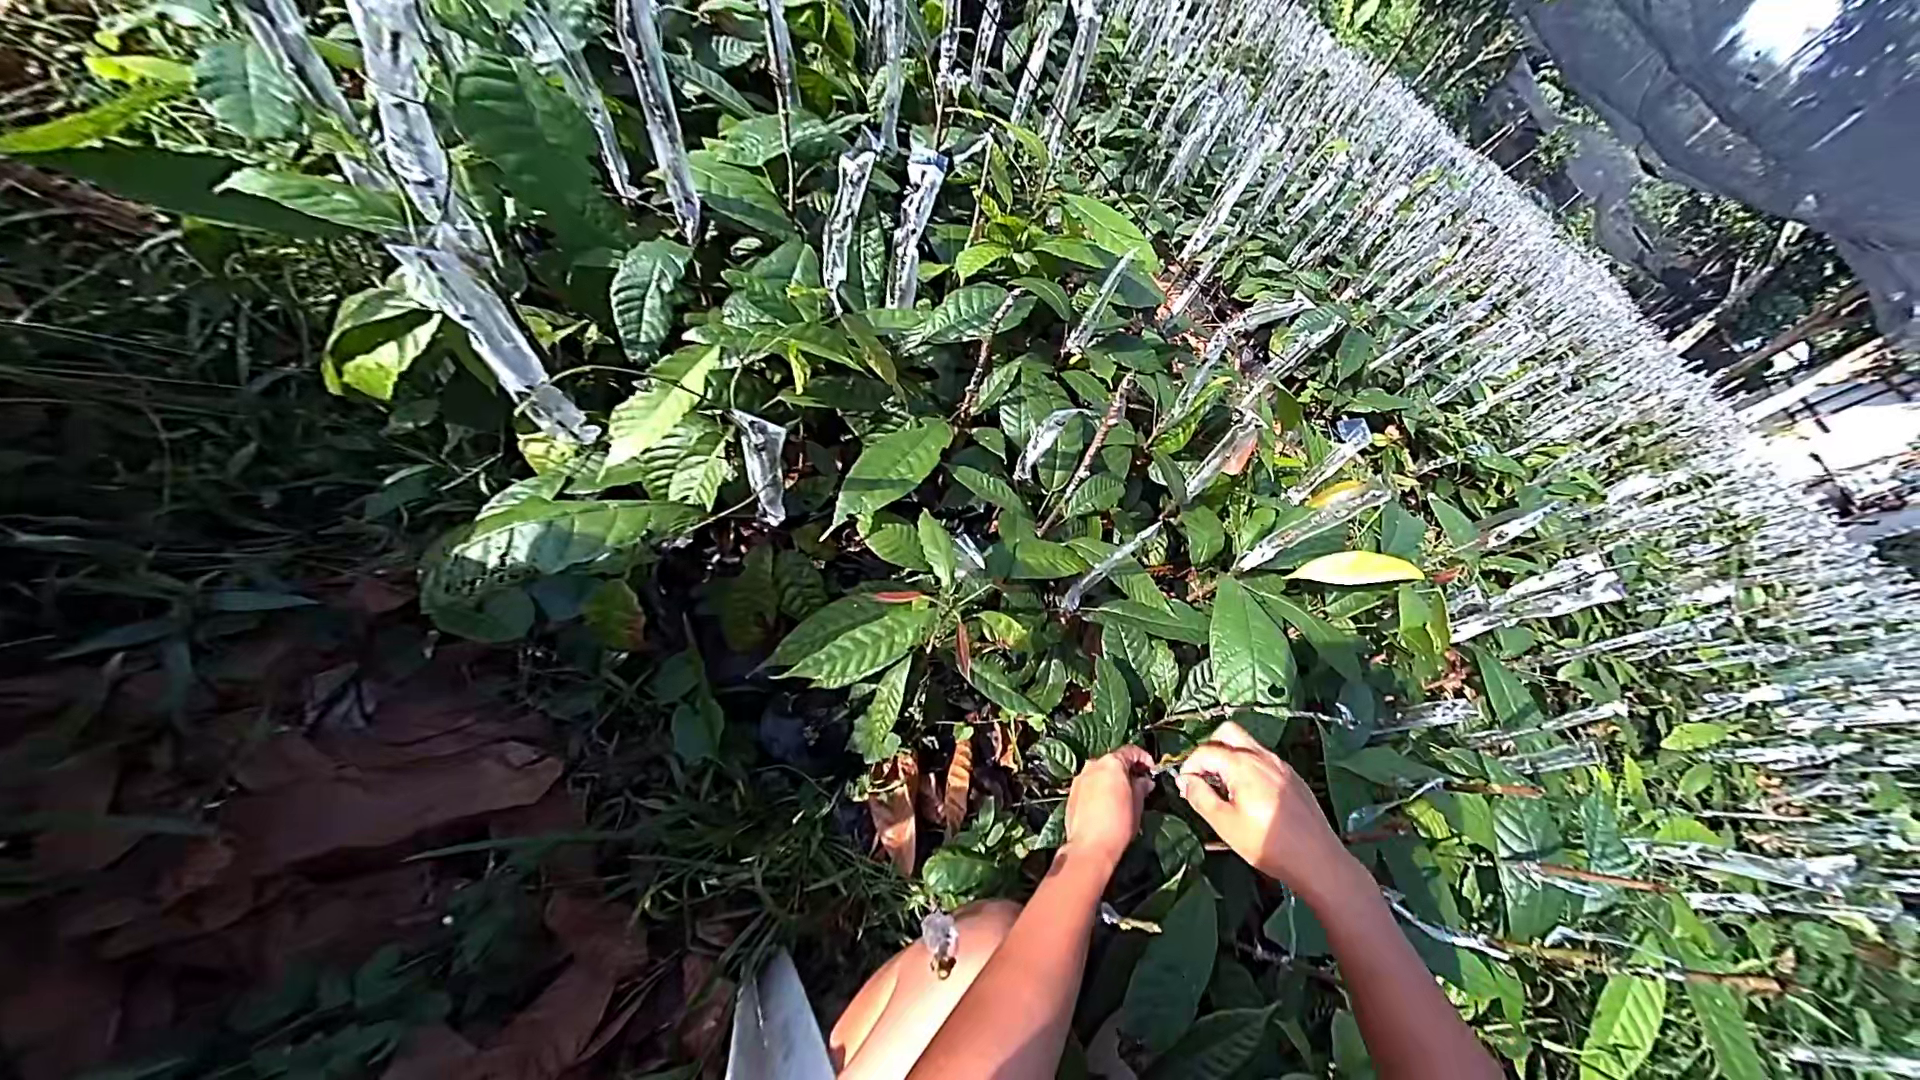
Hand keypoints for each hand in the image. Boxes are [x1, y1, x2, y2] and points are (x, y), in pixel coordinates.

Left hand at [1063, 745, 1152, 865]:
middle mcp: (1092, 765)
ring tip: (1124, 795)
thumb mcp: (1137, 804)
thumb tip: (1144, 781)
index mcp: (1111, 763)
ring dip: (1112, 779)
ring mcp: (1080, 778)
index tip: (1151, 770)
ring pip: (1100, 772)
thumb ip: (1141, 787)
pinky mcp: (1072, 792)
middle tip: (1140, 783)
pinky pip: (1090, 784)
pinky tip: (1107, 803)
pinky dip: (1100, 788)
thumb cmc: (1118, 824)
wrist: (1090, 846)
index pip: (1130, 751)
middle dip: (1127, 770)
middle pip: (1113, 761)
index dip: (1144, 758)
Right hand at [1177, 722, 1356, 899]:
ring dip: (1229, 757)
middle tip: (1204, 775)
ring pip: (1247, 744)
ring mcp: (1281, 765)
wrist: (1318, 862)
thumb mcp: (1224, 823)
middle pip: (1228, 733)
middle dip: (1210, 749)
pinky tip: (1249, 795)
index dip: (1189, 766)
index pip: (1205, 751)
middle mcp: (1262, 757)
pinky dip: (1248, 766)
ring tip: (1225, 787)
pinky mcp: (1293, 777)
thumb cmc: (1267, 844)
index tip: (1186, 787)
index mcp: (1243, 764)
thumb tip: (1187, 780)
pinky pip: (1263, 759)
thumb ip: (1199, 796)